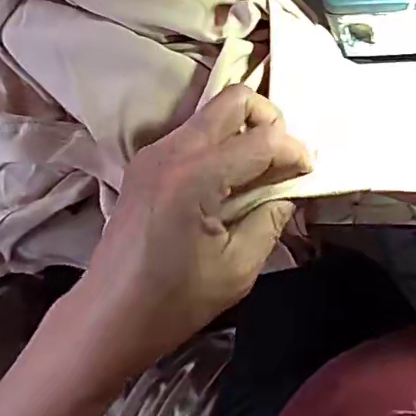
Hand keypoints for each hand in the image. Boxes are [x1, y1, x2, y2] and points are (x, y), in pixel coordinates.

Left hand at [66, 85, 308, 377]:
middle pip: (234, 99)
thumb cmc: (173, 302)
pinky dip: (221, 142)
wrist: (107, 317)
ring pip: (213, 111)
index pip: (261, 139)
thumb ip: (271, 217)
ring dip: (244, 129)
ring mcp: (154, 150)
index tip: (308, 172)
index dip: (294, 151)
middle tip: (283, 158)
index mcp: (194, 177)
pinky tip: (227, 180)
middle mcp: (172, 150)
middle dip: (269, 119)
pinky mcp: (146, 159)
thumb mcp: (239, 268)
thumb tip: (291, 187)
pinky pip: (194, 131)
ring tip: (258, 172)